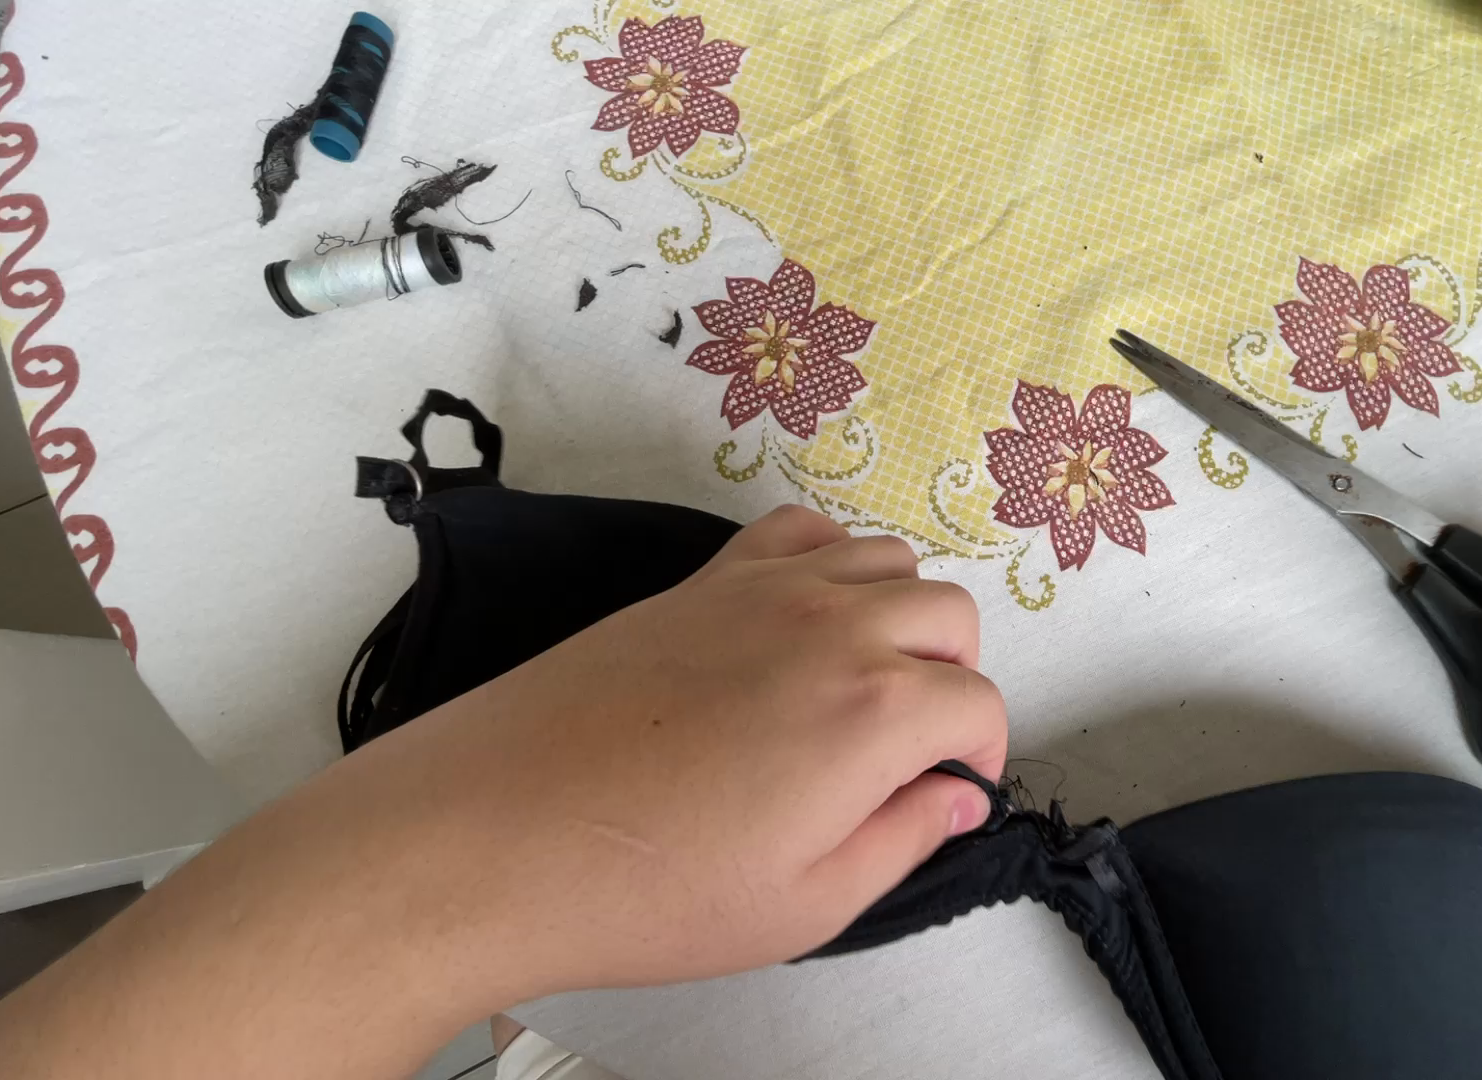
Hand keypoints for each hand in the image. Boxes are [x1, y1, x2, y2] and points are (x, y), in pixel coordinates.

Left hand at [0, 506, 1006, 1079]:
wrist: (500, 826)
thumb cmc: (658, 887)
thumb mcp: (809, 904)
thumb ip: (906, 837)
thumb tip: (959, 795)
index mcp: (876, 711)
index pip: (979, 705)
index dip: (981, 752)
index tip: (950, 787)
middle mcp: (839, 626)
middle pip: (950, 616)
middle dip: (954, 676)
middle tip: (913, 737)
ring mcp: (773, 586)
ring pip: (890, 562)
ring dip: (902, 616)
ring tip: (863, 674)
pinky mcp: (713, 573)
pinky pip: (804, 529)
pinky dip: (831, 559)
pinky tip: (807, 610)